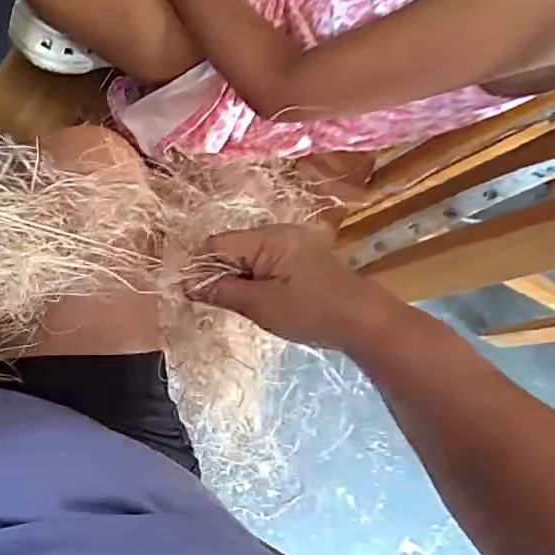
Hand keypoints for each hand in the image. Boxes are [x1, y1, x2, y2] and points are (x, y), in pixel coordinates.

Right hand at [197, 224, 411, 354]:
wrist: (366, 322)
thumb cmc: (311, 312)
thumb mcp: (259, 305)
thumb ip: (220, 291)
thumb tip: (187, 286)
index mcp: (269, 237)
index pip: (216, 244)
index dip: (201, 268)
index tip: (198, 295)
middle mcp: (279, 232)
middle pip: (230, 248)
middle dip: (219, 273)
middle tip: (222, 302)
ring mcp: (292, 243)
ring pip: (245, 256)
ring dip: (236, 278)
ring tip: (242, 303)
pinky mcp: (300, 256)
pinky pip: (263, 261)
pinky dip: (253, 278)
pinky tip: (259, 298)